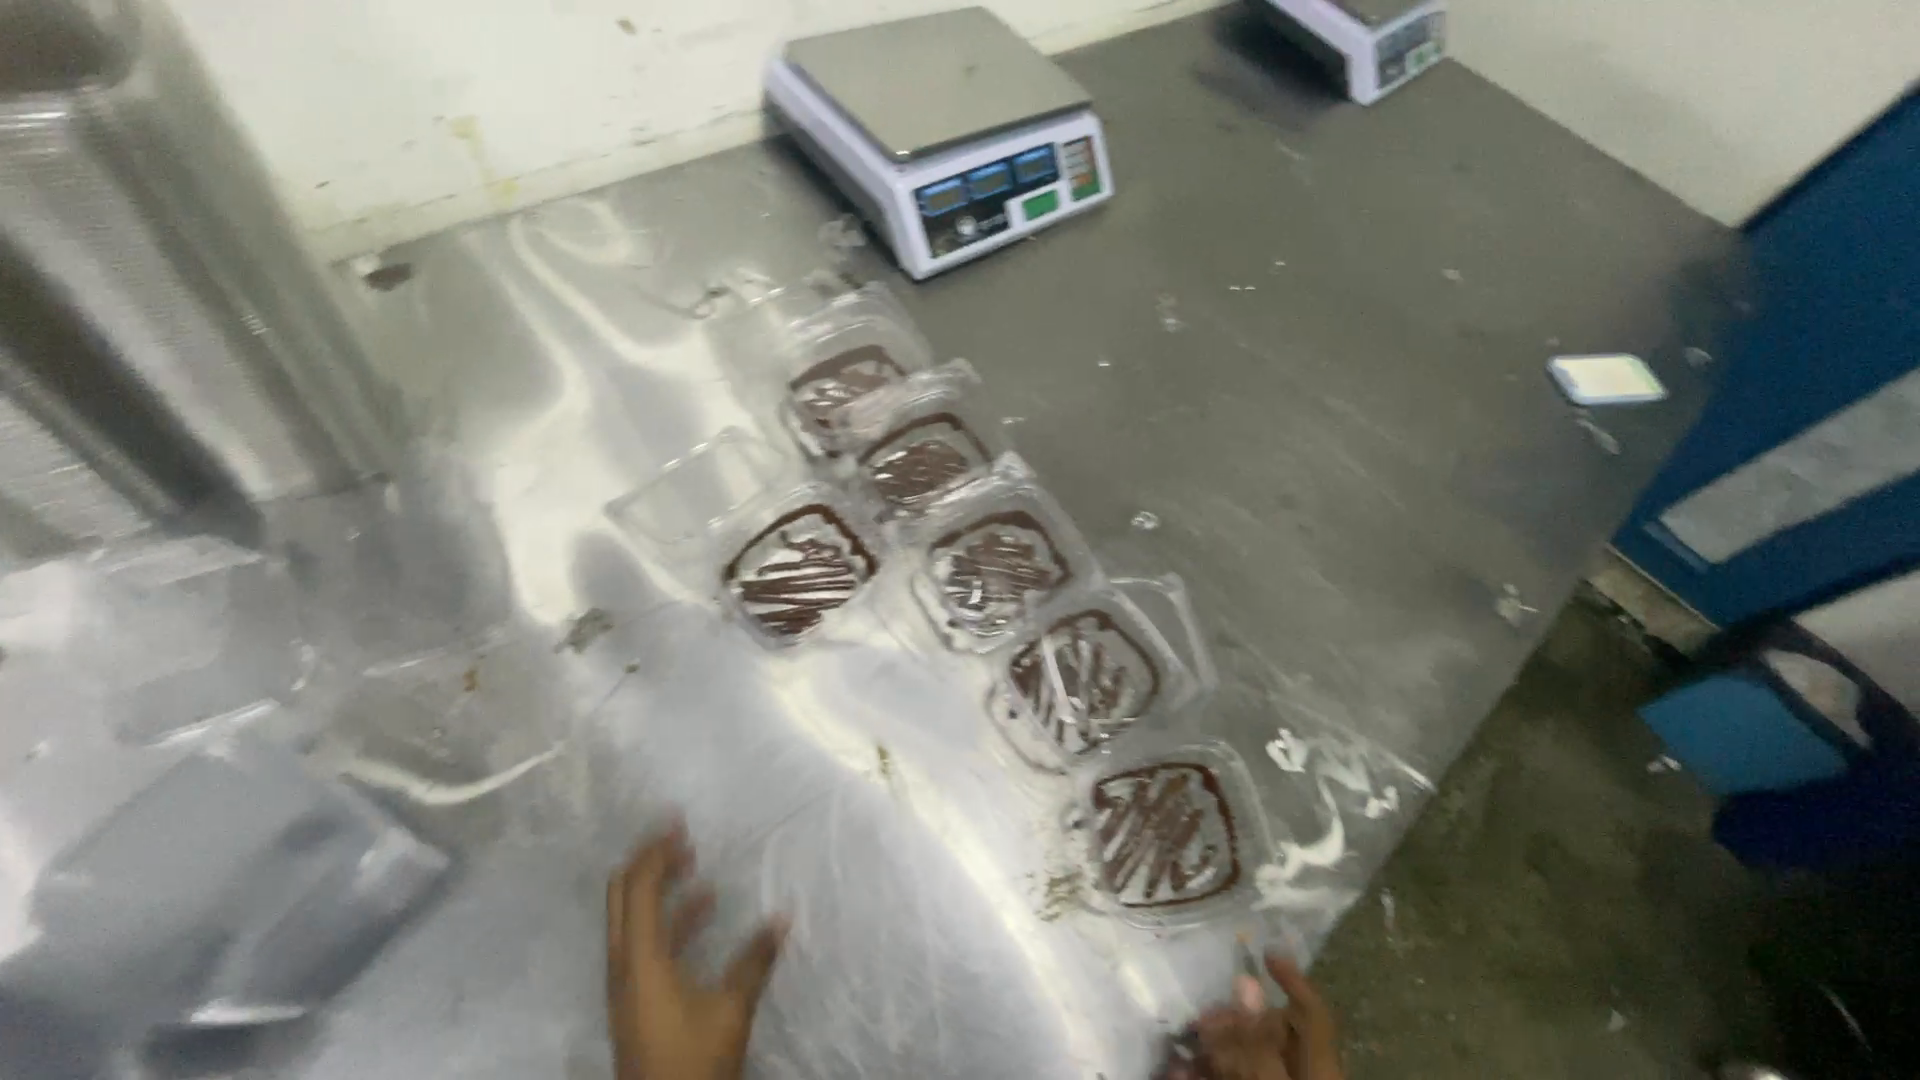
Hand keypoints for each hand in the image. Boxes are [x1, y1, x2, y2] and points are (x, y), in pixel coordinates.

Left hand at [606, 822, 787, 1079]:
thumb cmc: (693, 1059)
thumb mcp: (731, 1008)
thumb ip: (755, 960)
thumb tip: (783, 917)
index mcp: (640, 959)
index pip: (638, 888)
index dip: (656, 850)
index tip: (678, 820)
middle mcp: (624, 964)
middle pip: (622, 896)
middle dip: (650, 861)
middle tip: (682, 838)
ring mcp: (626, 983)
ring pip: (632, 918)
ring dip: (661, 888)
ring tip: (696, 865)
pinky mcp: (636, 998)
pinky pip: (645, 941)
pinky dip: (669, 917)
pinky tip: (704, 911)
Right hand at [1164, 954, 1342, 1079]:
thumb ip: (1259, 1042)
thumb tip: (1247, 982)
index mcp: (1322, 1072)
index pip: (1314, 1015)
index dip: (1293, 980)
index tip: (1262, 952)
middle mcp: (1301, 1078)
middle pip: (1269, 1036)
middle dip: (1230, 1022)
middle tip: (1198, 1020)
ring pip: (1242, 1063)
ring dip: (1208, 1054)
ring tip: (1177, 1054)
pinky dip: (1202, 1076)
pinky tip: (1174, 1074)